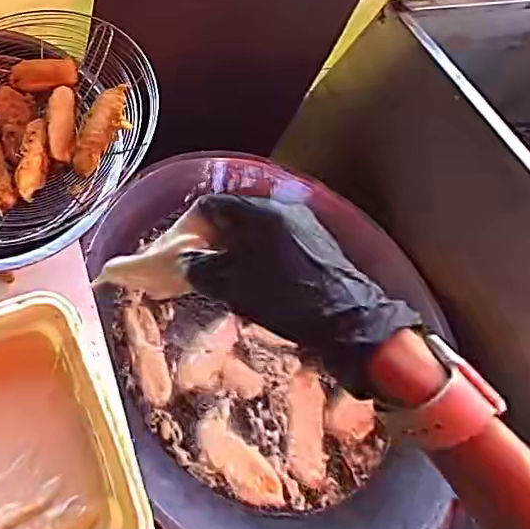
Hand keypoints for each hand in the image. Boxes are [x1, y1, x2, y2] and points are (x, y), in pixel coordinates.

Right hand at [132, 195, 418, 395]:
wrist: (352, 323)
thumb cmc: (287, 299)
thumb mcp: (230, 286)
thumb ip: (199, 268)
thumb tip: (185, 261)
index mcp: (258, 211)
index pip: (209, 205)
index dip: (186, 228)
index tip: (177, 250)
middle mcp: (280, 208)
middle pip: (231, 215)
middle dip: (208, 239)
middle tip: (195, 263)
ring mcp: (302, 224)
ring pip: (253, 228)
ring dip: (232, 247)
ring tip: (221, 274)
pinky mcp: (317, 243)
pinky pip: (273, 240)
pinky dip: (255, 254)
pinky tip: (253, 279)